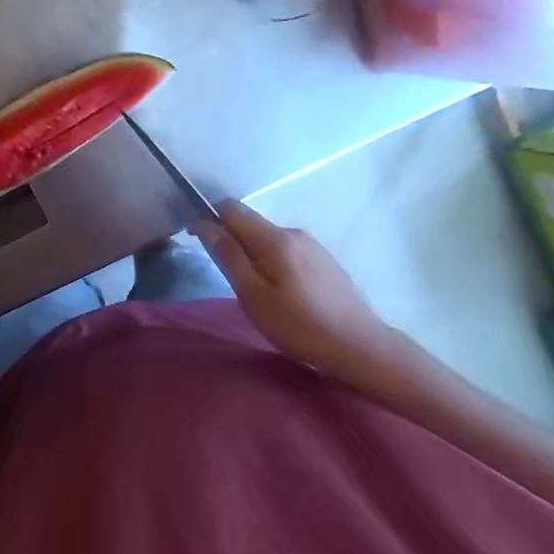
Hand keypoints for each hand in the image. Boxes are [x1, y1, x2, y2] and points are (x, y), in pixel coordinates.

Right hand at [193, 199, 393, 378]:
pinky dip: (270, 261)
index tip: (194, 239)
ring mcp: (313, 245)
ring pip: (268, 238)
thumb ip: (228, 256)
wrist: (359, 346)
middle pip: (250, 223)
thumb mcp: (253, 295)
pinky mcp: (324, 260)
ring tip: (250, 288)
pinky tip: (278, 291)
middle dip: (229, 238)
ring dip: (250, 252)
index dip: (207, 216)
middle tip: (224, 276)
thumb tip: (204, 225)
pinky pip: (285, 250)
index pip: (231, 207)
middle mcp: (294, 232)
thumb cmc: (298, 325)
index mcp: (274, 237)